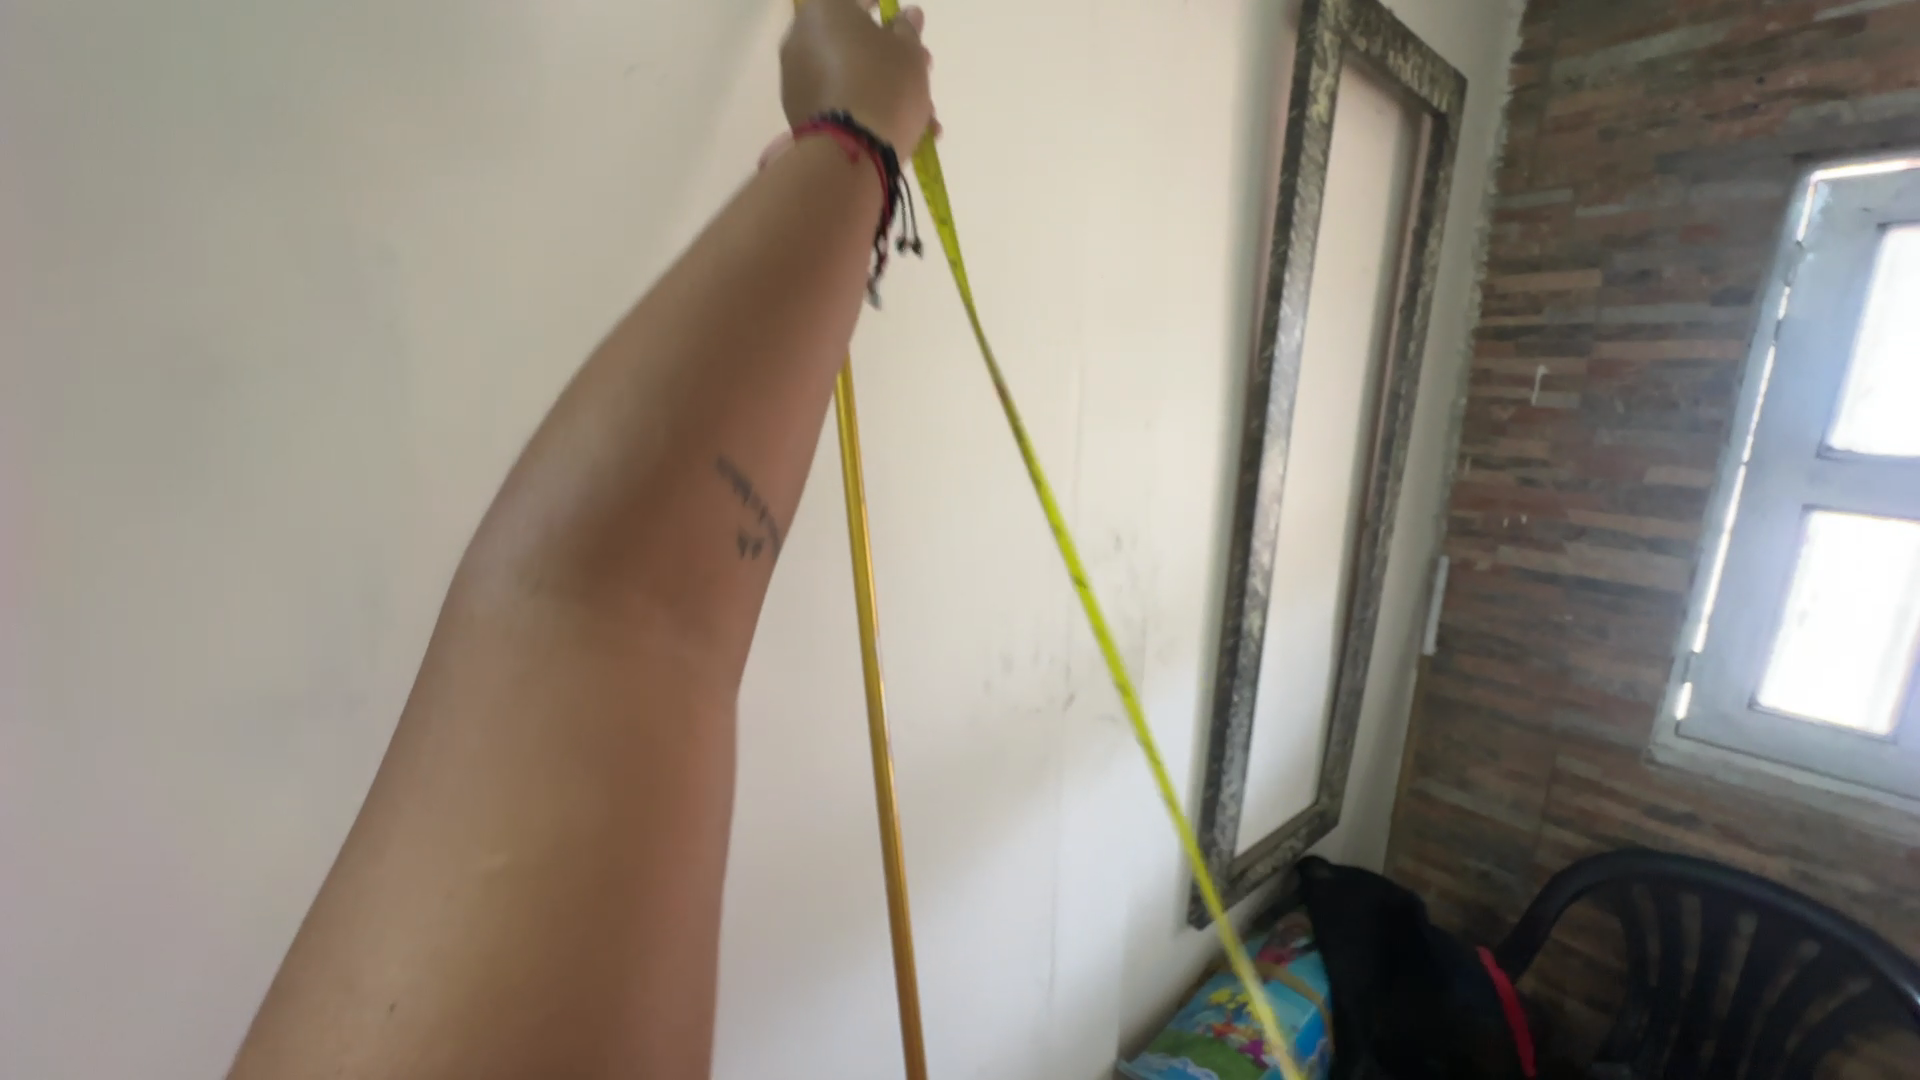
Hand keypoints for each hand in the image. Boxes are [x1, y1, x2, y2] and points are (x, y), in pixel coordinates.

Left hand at [781, 0, 934, 153]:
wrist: (852, 153)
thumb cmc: (885, 88)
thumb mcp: (910, 53)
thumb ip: (908, 30)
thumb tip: (907, 17)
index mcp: (825, 8)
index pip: (859, 0)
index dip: (886, 12)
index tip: (904, 27)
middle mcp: (801, 37)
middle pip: (852, 43)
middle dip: (888, 59)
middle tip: (919, 75)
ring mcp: (795, 79)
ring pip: (847, 78)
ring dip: (881, 91)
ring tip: (917, 116)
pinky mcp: (798, 116)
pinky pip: (836, 103)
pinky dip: (862, 111)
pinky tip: (893, 131)